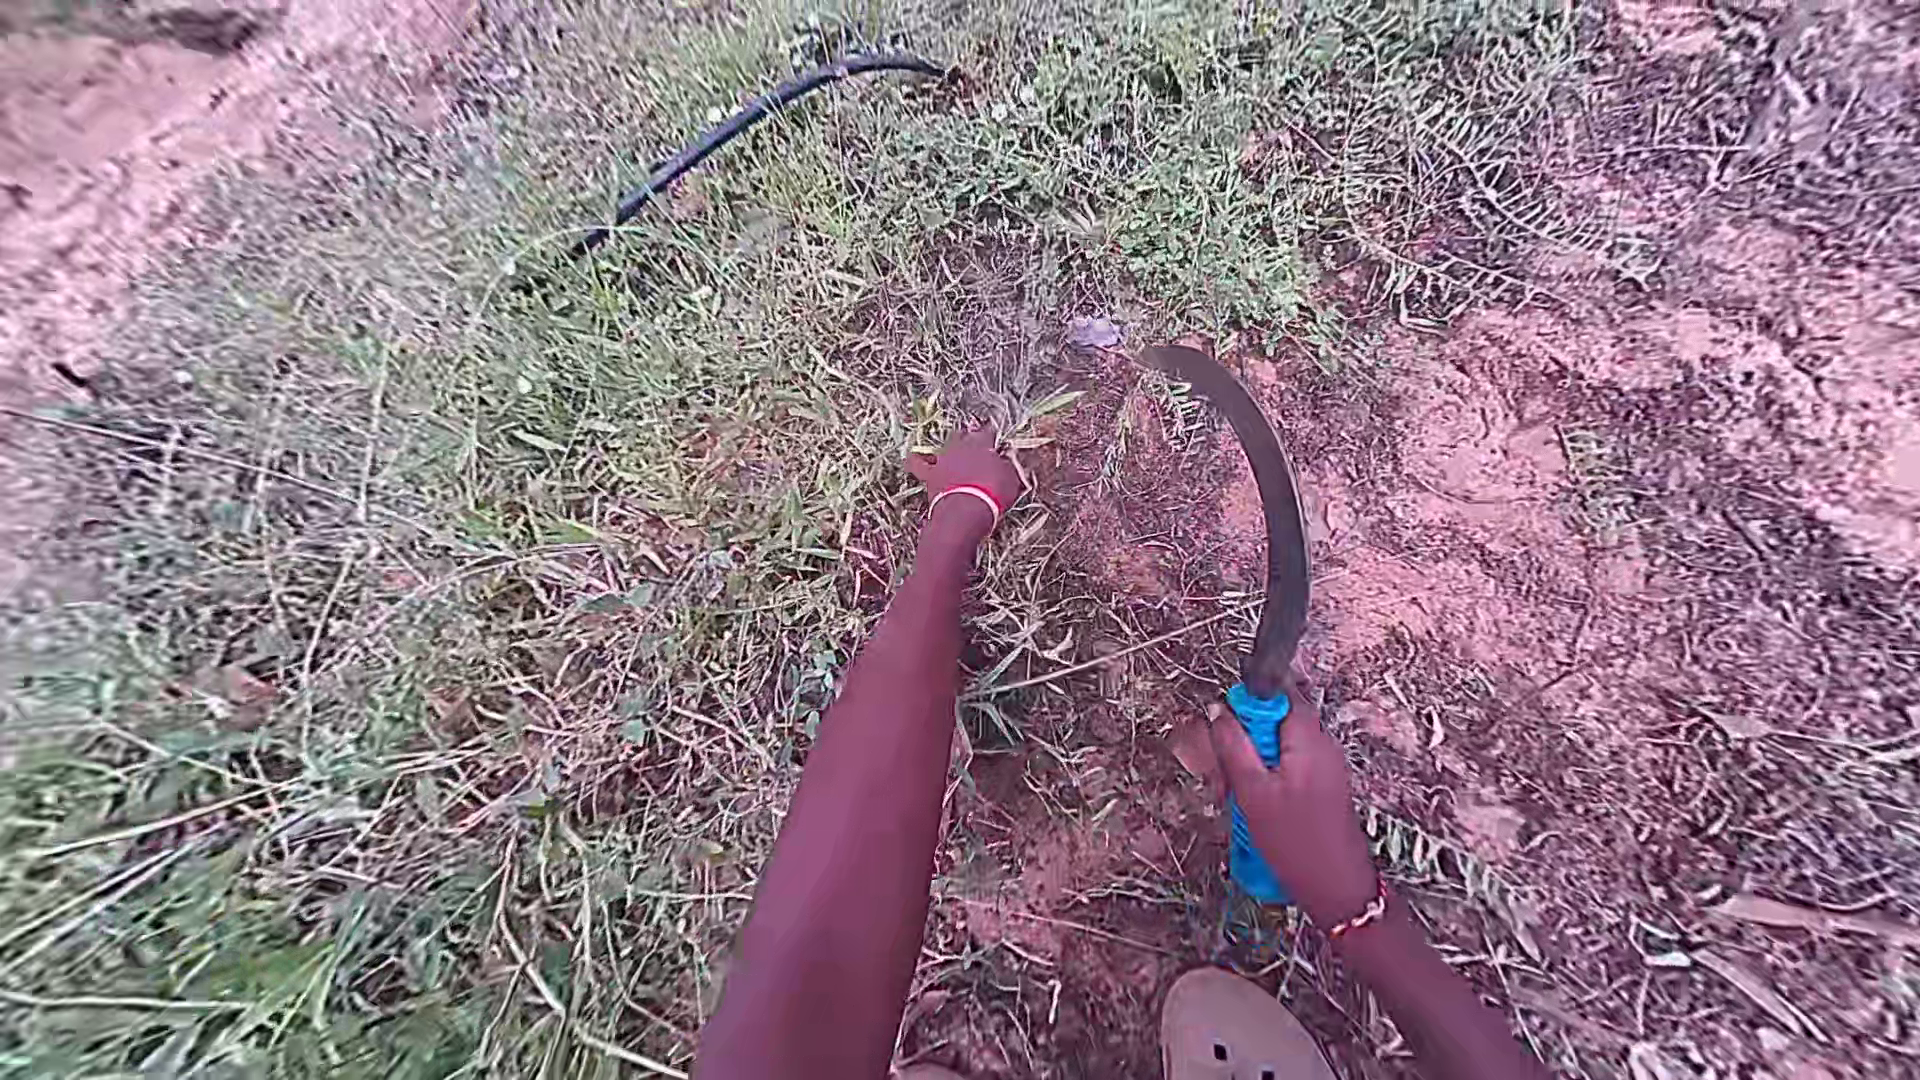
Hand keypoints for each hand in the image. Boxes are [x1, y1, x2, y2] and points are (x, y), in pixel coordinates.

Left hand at [906, 426, 1022, 534]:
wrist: (967, 510)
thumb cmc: (993, 493)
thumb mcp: (1011, 478)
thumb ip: (1008, 465)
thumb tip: (1007, 460)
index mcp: (982, 442)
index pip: (989, 431)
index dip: (993, 437)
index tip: (997, 443)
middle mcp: (961, 445)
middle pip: (965, 436)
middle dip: (971, 441)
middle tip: (977, 451)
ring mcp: (944, 458)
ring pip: (944, 446)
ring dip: (950, 449)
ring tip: (954, 454)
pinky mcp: (930, 474)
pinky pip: (918, 464)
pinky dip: (916, 461)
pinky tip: (913, 459)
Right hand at [1210, 685, 1378, 925]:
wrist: (1337, 892)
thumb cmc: (1294, 841)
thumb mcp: (1252, 790)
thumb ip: (1233, 744)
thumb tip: (1219, 709)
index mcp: (1308, 739)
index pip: (1277, 694)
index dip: (1247, 703)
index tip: (1228, 727)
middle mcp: (1321, 745)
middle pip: (1273, 719)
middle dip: (1244, 738)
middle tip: (1226, 769)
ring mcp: (1322, 765)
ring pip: (1275, 743)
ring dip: (1249, 760)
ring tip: (1235, 791)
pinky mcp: (1319, 783)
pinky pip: (1284, 763)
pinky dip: (1263, 775)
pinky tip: (1252, 802)